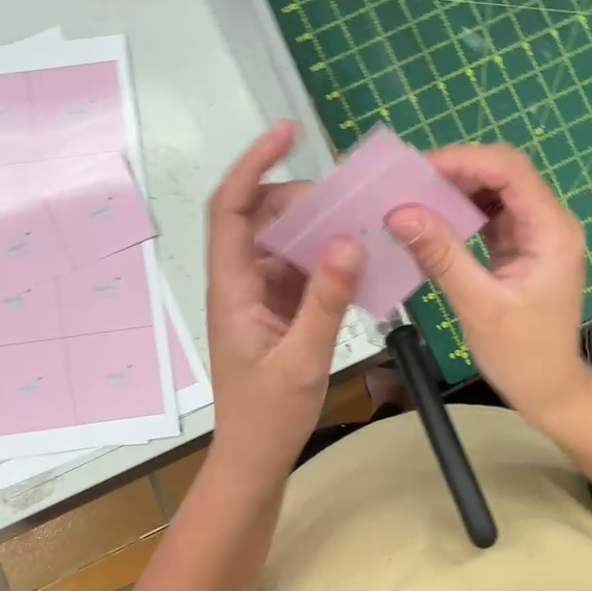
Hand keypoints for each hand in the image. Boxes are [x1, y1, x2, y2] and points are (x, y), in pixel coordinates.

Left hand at [205, 122, 364, 457]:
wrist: (255, 456)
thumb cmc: (268, 415)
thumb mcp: (303, 359)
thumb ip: (326, 301)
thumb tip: (348, 241)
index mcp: (233, 287)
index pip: (232, 209)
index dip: (254, 164)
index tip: (288, 133)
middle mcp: (241, 281)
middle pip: (259, 217)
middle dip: (299, 199)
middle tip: (347, 200)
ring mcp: (259, 296)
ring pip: (283, 242)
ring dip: (316, 230)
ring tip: (358, 225)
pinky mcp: (277, 310)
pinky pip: (300, 269)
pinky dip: (326, 260)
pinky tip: (357, 263)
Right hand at [387, 143, 591, 421]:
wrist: (549, 388)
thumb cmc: (521, 353)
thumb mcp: (478, 305)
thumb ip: (442, 255)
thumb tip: (400, 213)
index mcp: (552, 231)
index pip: (510, 171)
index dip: (465, 160)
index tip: (418, 170)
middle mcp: (551, 222)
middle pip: (504, 172)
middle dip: (457, 170)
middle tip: (408, 183)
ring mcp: (537, 232)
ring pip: (496, 189)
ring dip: (456, 188)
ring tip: (414, 197)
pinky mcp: (523, 245)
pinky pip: (491, 213)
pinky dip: (461, 211)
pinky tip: (432, 219)